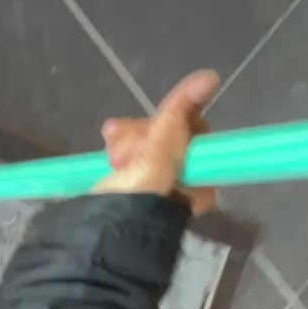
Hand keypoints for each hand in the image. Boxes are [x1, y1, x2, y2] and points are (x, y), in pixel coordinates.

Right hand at [92, 70, 218, 214]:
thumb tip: (209, 77)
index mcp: (198, 182)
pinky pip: (129, 160)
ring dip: (126, 142)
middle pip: (166, 140)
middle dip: (142, 133)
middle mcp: (178, 185)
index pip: (191, 133)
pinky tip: (106, 151)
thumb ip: (178, 115)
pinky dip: (118, 150)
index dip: (171, 121)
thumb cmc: (134, 194)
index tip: (150, 121)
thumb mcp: (159, 150)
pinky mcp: (126, 192)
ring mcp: (151, 189)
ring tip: (109, 154)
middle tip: (116, 140)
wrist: (98, 232)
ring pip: (145, 148)